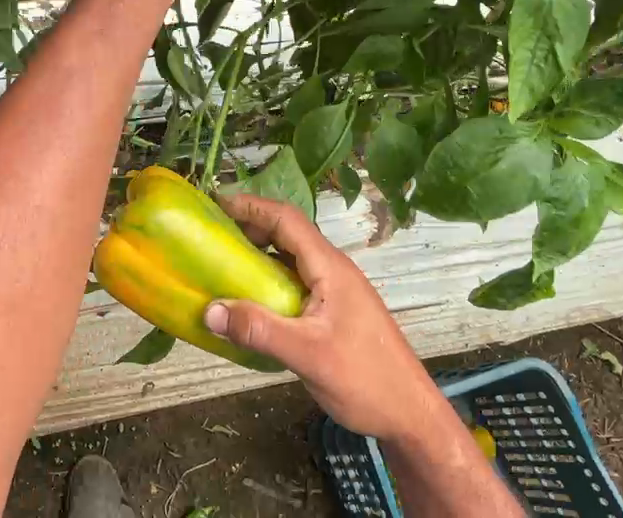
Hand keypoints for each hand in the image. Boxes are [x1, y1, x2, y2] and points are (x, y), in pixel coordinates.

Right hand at [201, 194, 445, 443]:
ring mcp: (336, 291)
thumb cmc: (367, 380)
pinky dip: (268, 277)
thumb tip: (209, 310)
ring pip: (291, 257)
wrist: (412, 417)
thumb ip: (259, 330)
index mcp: (330, 268)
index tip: (216, 204)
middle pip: (288, 233)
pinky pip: (295, 280)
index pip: (287, 219)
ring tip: (223, 259)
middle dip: (250, 225)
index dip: (251, 206)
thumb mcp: (308, 356)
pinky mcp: (334, 311)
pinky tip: (250, 298)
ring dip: (259, 251)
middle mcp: (333, 271)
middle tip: (212, 232)